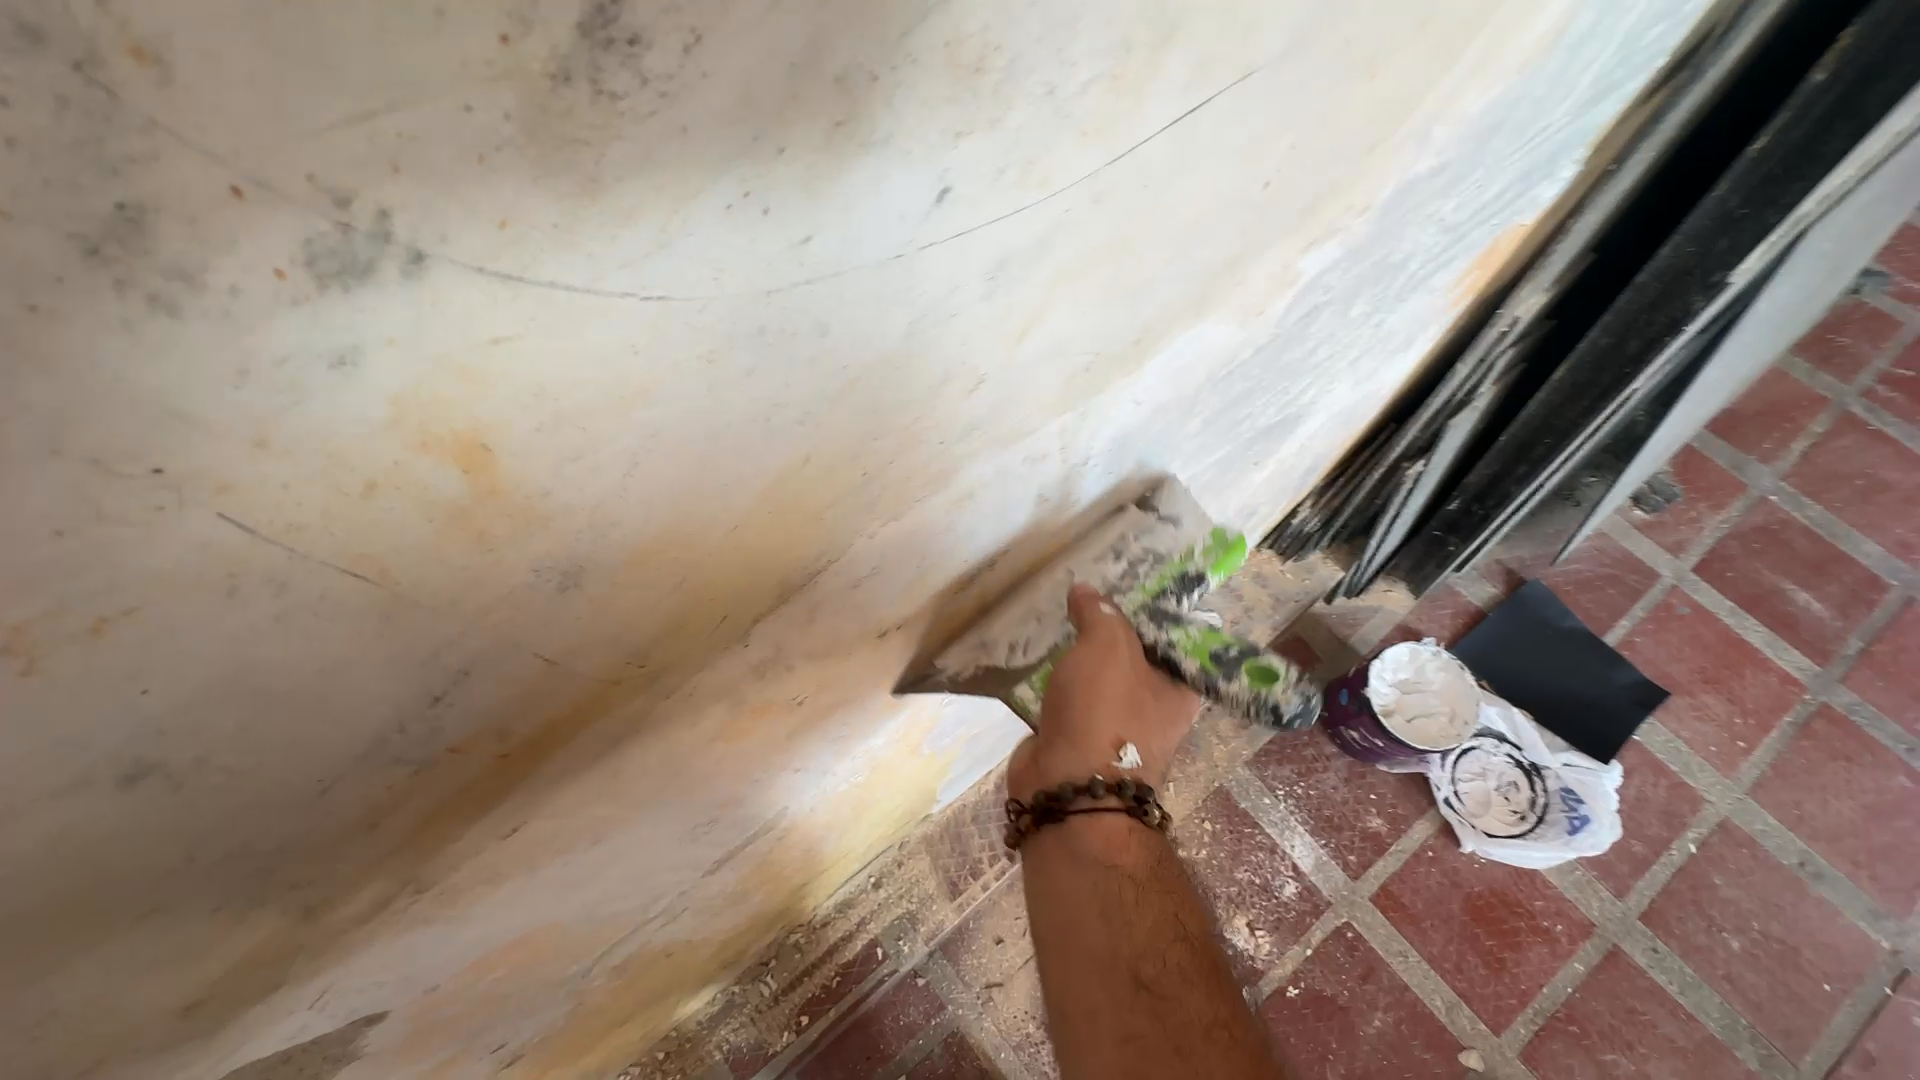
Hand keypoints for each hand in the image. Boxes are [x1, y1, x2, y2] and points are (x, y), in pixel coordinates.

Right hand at [1006, 583, 1202, 801]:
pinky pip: (1068, 700)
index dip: (1149, 612)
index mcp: (1178, 690)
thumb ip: (1100, 613)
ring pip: (1097, 680)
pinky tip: (1036, 659)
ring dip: (1076, 658)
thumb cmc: (1104, 713)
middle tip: (1080, 600)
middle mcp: (1153, 711)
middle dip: (1105, 632)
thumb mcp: (1109, 646)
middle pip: (1131, 658)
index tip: (1121, 586)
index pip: (1173, 640)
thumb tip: (1085, 590)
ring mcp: (1114, 729)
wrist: (1066, 788)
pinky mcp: (1078, 740)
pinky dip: (1054, 683)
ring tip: (1055, 622)